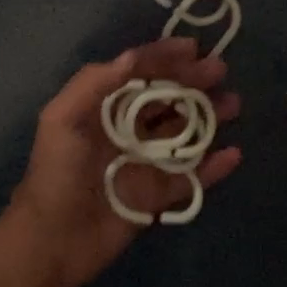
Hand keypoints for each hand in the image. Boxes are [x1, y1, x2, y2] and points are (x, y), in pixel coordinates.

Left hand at [7, 38, 241, 286]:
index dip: (164, 57)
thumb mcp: (63, 118)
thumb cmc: (56, 171)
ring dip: (209, 116)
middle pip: (166, 98)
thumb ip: (96, 83)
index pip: (138, 74)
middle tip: (221, 71)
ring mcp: (144, 162)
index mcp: (103, 107)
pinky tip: (234, 154)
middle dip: (193, 81)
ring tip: (234, 104)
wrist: (53, 238)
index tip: (193, 48)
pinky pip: (192, 176)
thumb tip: (133, 56)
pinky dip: (213, 166)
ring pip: (184, 133)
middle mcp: (126, 129)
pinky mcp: (157, 196)